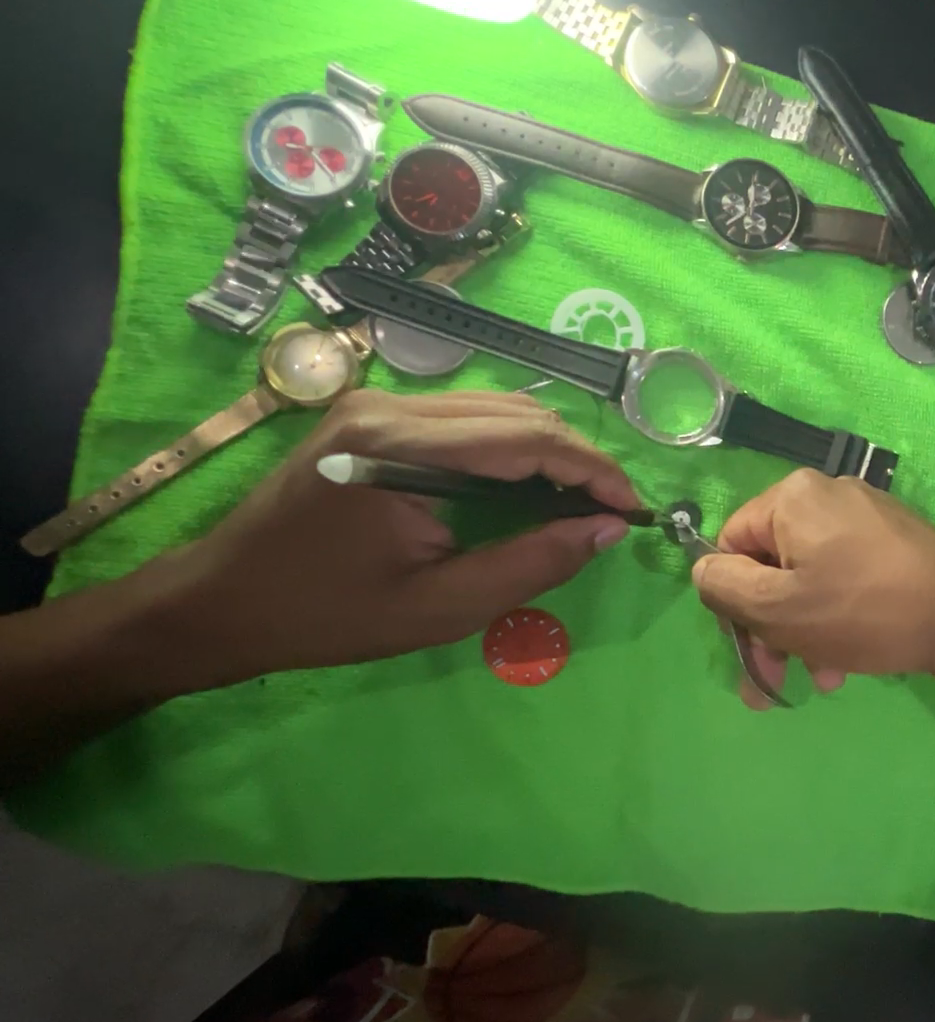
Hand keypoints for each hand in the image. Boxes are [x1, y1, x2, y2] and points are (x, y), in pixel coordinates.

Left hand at [156, 390, 639, 686]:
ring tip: (583, 502)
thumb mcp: (443, 606)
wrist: (216, 604)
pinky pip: (474, 419)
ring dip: (554, 452)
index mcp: (400, 448)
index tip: (632, 510)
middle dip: (582, 461)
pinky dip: (520, 450)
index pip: (529, 439)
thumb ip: (534, 563)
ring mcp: (379, 406)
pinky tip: (533, 486)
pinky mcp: (377, 417)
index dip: (595, 471)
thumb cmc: (327, 615)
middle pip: (522, 415)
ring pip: (503, 410)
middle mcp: (390, 408)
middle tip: (613, 512)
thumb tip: (609, 529)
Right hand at [690, 469, 934, 702]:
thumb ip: (724, 586)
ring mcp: (868, 516)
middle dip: (772, 629)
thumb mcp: (777, 608)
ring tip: (823, 681)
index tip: (750, 649)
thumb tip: (705, 569)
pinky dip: (838, 618)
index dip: (732, 602)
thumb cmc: (864, 612)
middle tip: (776, 682)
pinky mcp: (896, 542)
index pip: (732, 545)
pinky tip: (847, 663)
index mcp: (793, 497)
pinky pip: (846, 578)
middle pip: (774, 565)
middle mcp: (829, 494)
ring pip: (811, 579)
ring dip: (805, 634)